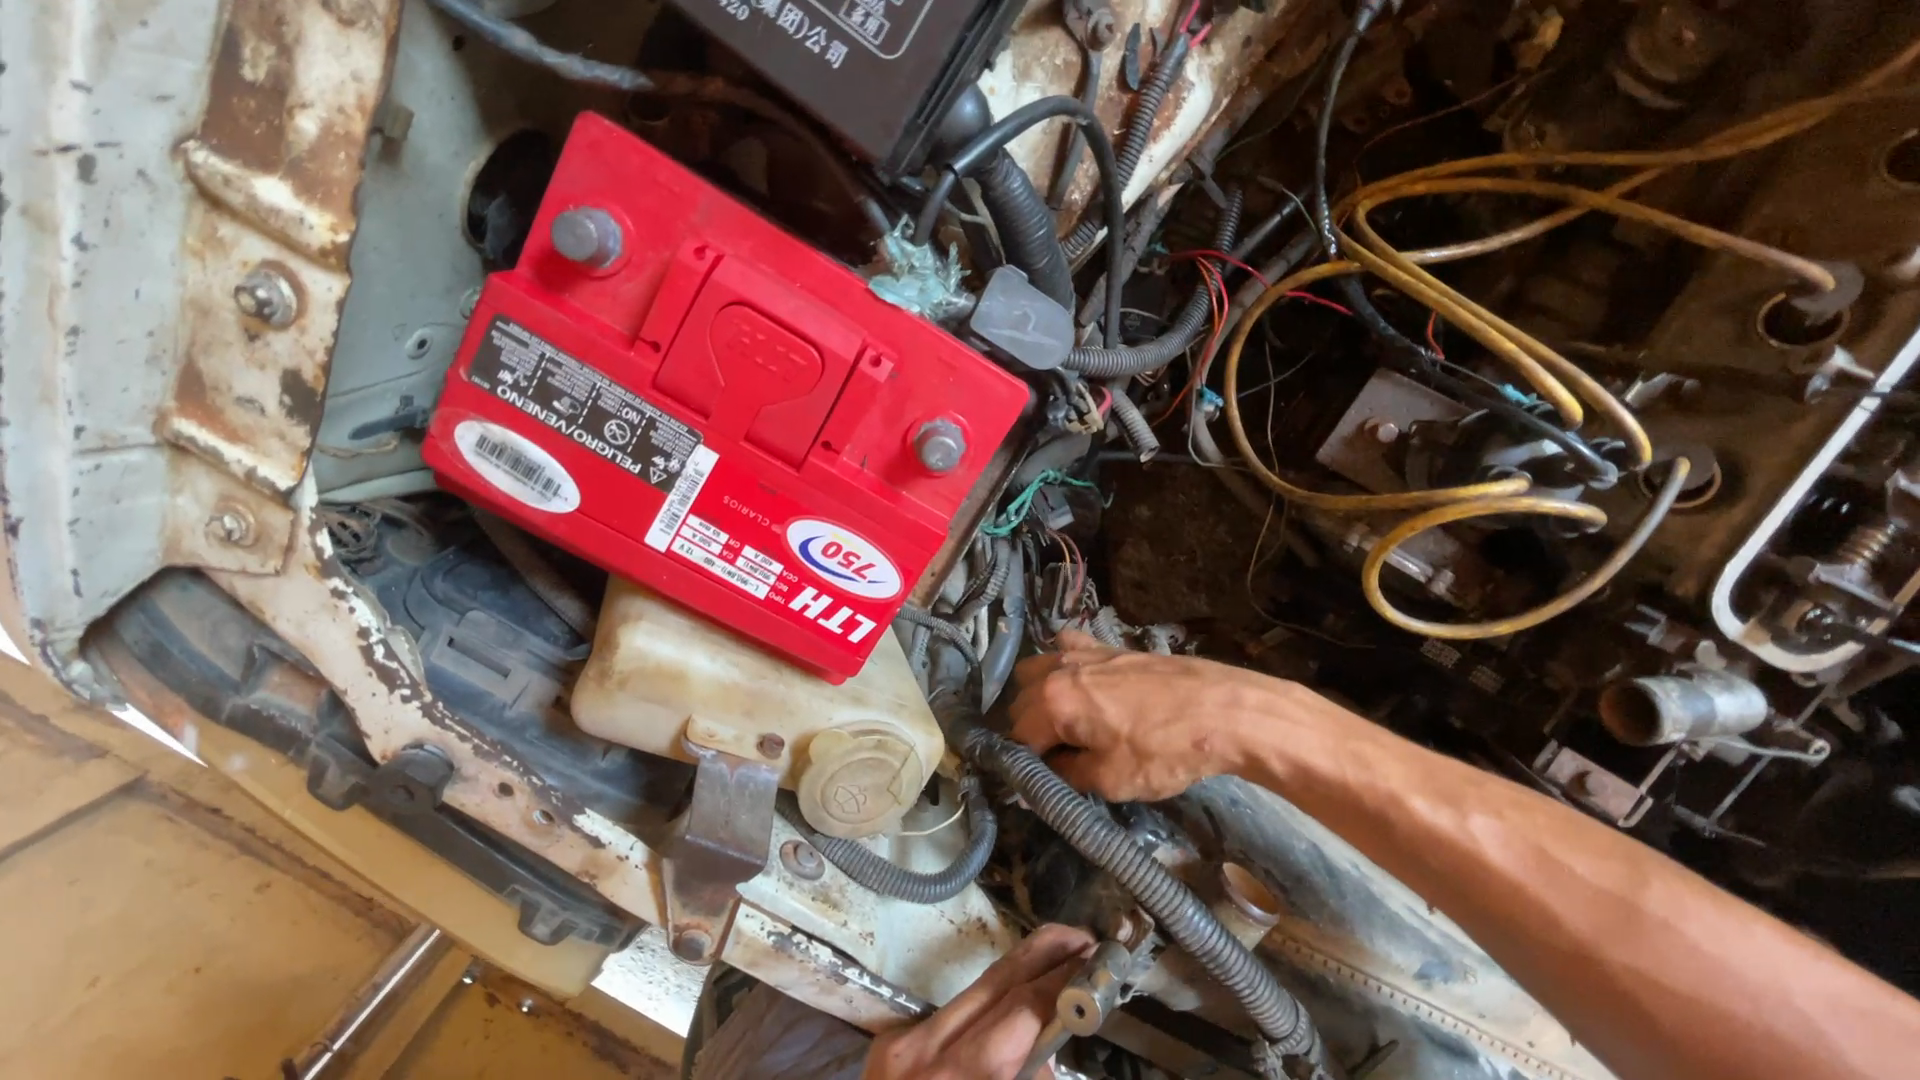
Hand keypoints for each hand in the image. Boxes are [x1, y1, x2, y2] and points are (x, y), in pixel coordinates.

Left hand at [863, 924, 1095, 1079]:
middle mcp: (927, 1053)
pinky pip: (949, 1014)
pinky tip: (1010, 998)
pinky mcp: (887, 1046)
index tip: (1095, 963)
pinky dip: (985, 1004)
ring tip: (1056, 956)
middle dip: (1045, 953)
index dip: (1062, 982)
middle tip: (1084, 938)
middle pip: (998, 983)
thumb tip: (1046, 1055)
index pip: (1022, 1011)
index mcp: (965, 1079)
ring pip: (972, 991)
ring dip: (1018, 971)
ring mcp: (902, 1045)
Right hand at [1008, 630, 1286, 800]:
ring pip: (1038, 671)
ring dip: (1039, 697)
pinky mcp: (1108, 646)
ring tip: (1064, 724)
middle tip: (1056, 760)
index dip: (1023, 765)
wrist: (1223, 710)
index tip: (1037, 784)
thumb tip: (1044, 774)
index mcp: (1053, 702)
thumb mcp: (1110, 780)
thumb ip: (1065, 776)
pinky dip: (1064, 665)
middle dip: (1030, 731)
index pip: (1016, 737)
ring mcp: (1084, 651)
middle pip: (1021, 702)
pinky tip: (1081, 683)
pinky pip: (1068, 648)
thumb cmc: (1165, 750)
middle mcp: (1059, 669)